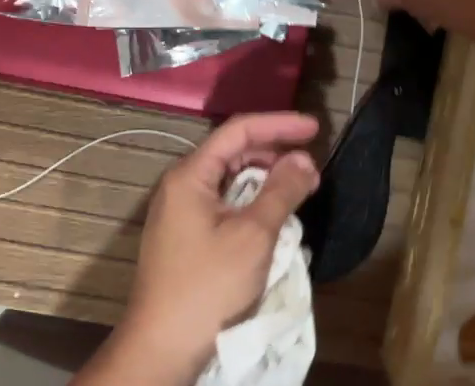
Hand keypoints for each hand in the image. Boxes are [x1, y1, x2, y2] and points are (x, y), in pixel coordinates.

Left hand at [101, 113, 319, 383]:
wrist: (160, 351)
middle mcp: (181, 185)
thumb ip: (282, 191)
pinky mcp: (185, 237)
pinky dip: (252, 202)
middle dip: (275, 153)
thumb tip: (304, 159)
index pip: (239, 131)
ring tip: (299, 190)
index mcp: (190, 175)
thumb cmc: (207, 286)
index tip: (315, 128)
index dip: (279, 124)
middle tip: (311, 166)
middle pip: (234, 152)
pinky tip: (274, 215)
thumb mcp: (253, 235)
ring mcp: (180, 212)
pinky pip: (224, 203)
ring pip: (230, 179)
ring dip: (266, 180)